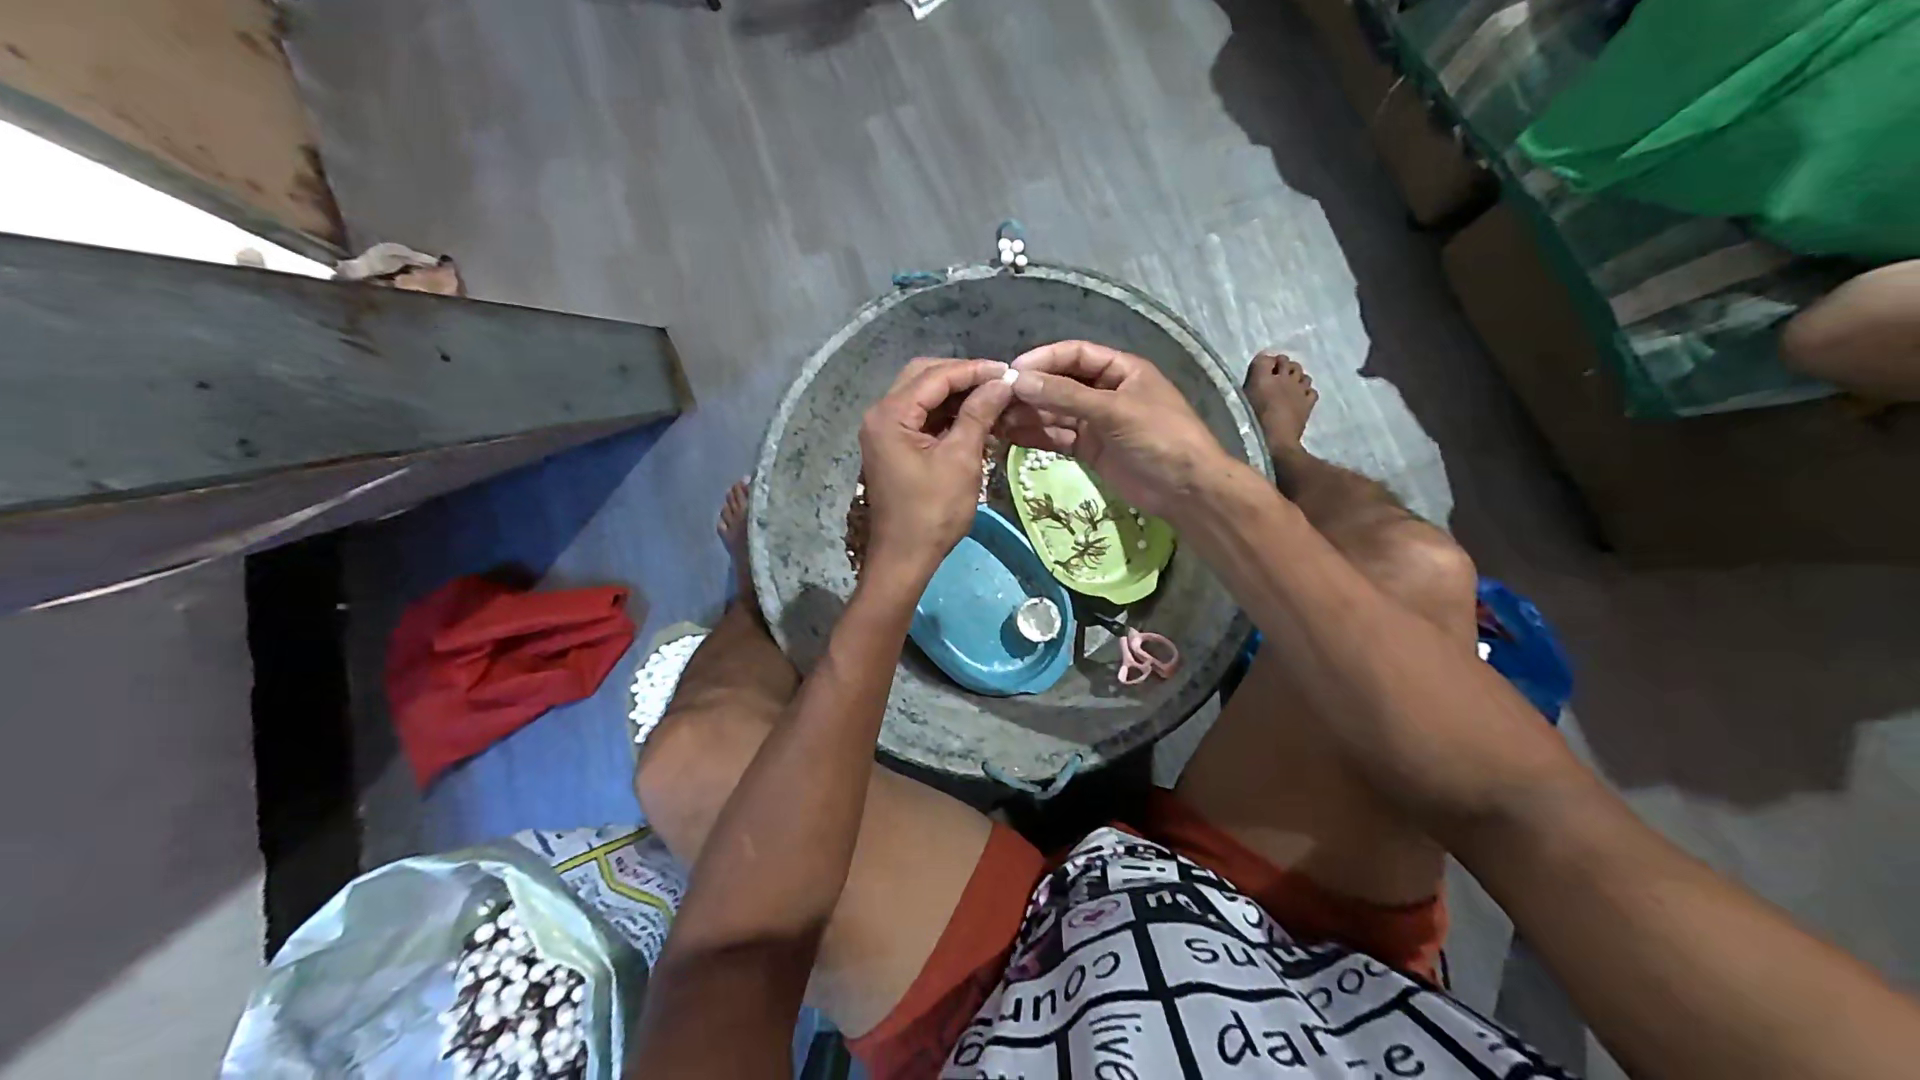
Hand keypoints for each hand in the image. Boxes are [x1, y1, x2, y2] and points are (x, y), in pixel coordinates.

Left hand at [859, 358, 1013, 576]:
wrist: (905, 557)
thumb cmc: (933, 512)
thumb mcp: (960, 460)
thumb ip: (978, 414)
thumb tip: (1001, 382)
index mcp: (890, 415)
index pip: (935, 376)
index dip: (973, 370)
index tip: (1007, 372)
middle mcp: (880, 415)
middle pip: (923, 377)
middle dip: (962, 377)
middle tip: (998, 382)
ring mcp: (884, 430)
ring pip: (922, 396)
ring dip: (955, 394)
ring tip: (991, 398)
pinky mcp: (892, 446)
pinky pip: (920, 416)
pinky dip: (946, 414)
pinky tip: (974, 417)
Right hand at [999, 340, 1231, 516]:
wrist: (1186, 489)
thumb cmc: (1160, 437)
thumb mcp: (1114, 411)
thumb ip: (1066, 396)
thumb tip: (1020, 382)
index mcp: (1120, 370)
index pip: (1075, 355)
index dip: (1043, 360)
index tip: (1011, 372)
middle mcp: (1105, 391)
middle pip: (1060, 384)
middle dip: (1030, 391)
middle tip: (995, 400)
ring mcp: (1096, 422)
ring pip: (1055, 412)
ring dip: (1028, 415)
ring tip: (995, 421)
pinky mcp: (1089, 449)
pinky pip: (1058, 437)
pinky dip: (1037, 437)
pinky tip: (1011, 437)